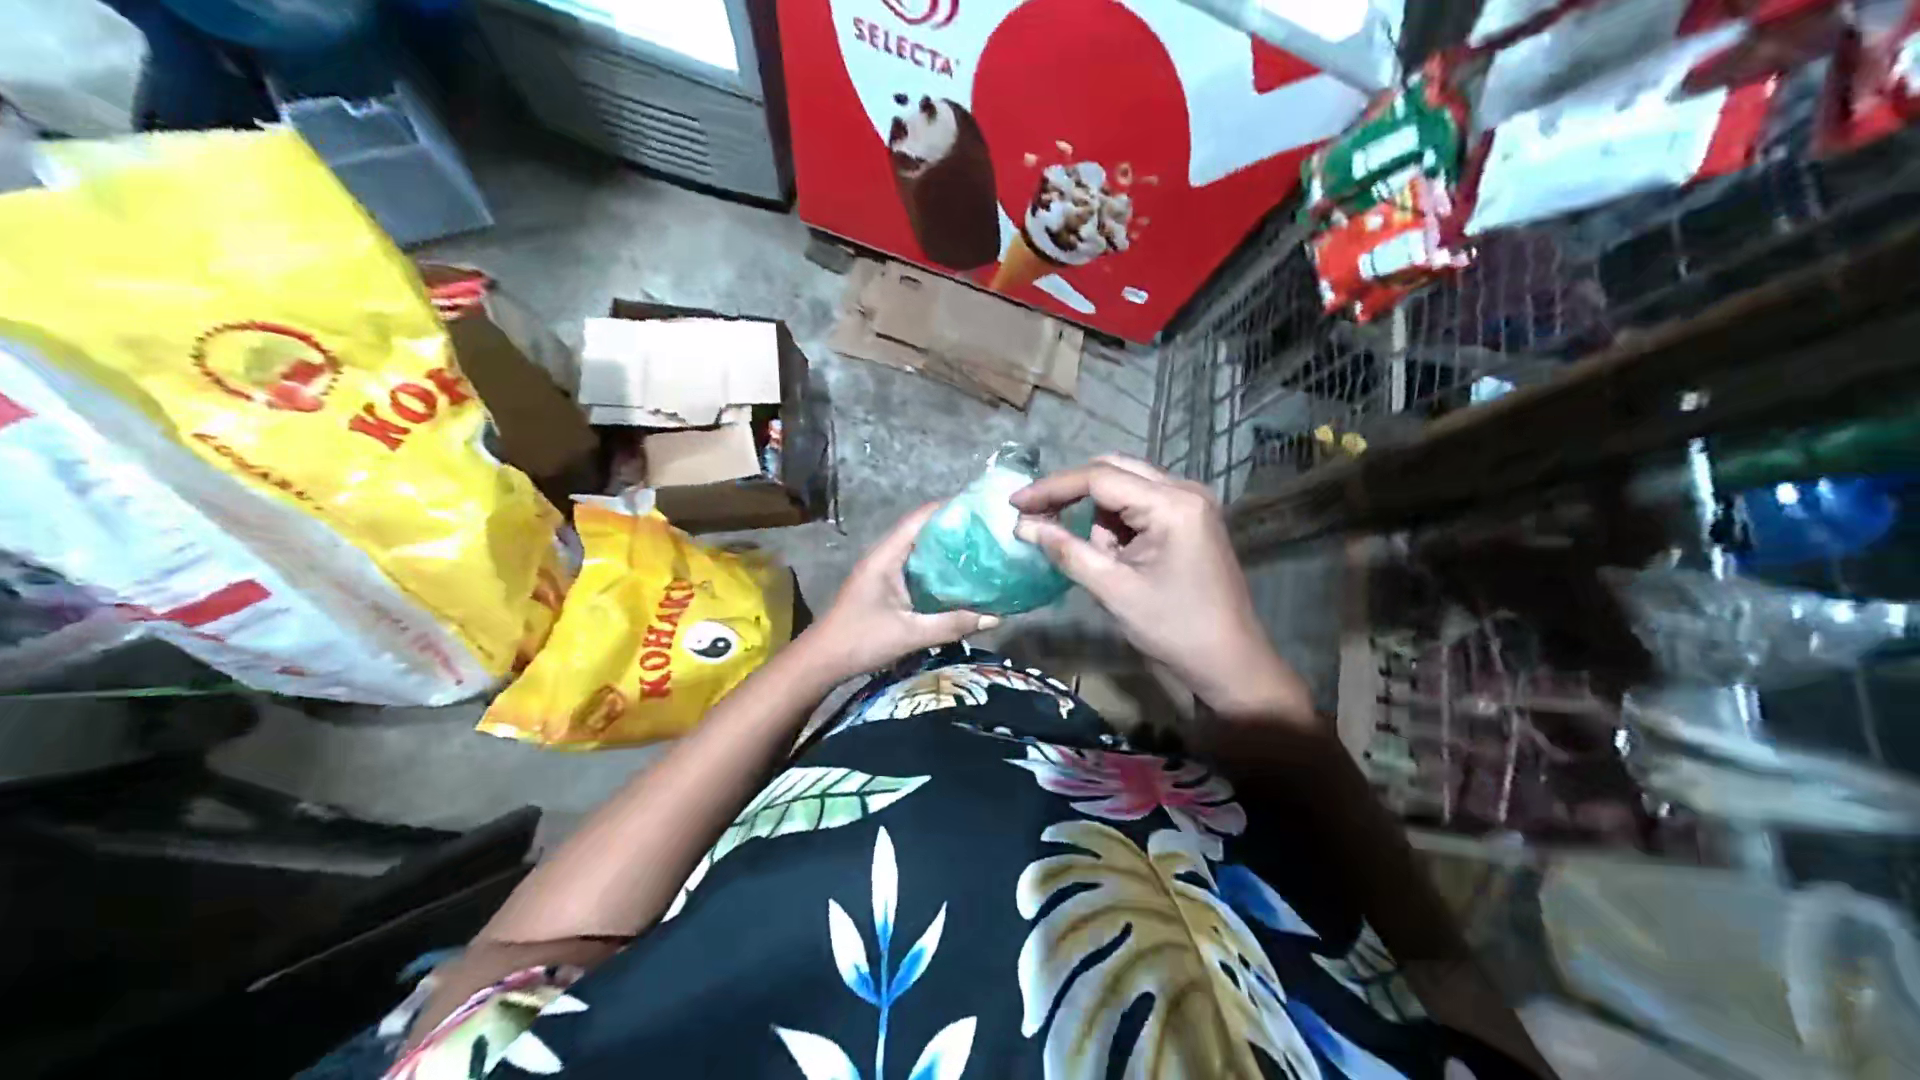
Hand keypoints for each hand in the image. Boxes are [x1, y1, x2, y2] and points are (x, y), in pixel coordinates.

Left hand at [801, 503, 998, 679]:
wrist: (822, 661)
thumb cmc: (861, 641)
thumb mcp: (911, 634)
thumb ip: (953, 624)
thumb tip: (996, 616)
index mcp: (885, 557)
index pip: (918, 519)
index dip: (947, 509)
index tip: (978, 508)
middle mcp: (883, 558)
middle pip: (921, 532)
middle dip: (952, 529)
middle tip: (988, 532)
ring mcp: (882, 572)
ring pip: (918, 551)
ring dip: (945, 550)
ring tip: (980, 551)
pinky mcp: (884, 588)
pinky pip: (914, 569)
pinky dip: (936, 569)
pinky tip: (958, 579)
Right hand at [1010, 456, 1311, 721]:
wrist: (1229, 661)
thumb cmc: (1173, 628)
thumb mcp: (1113, 589)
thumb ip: (1066, 551)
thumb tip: (1022, 525)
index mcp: (1172, 503)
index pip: (1099, 478)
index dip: (1052, 488)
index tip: (1015, 503)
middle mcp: (1185, 490)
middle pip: (1113, 471)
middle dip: (1071, 494)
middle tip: (1035, 516)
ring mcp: (1190, 503)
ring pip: (1124, 488)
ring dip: (1098, 515)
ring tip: (1100, 561)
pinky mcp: (1190, 519)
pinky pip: (1140, 506)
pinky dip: (1117, 525)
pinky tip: (1116, 558)